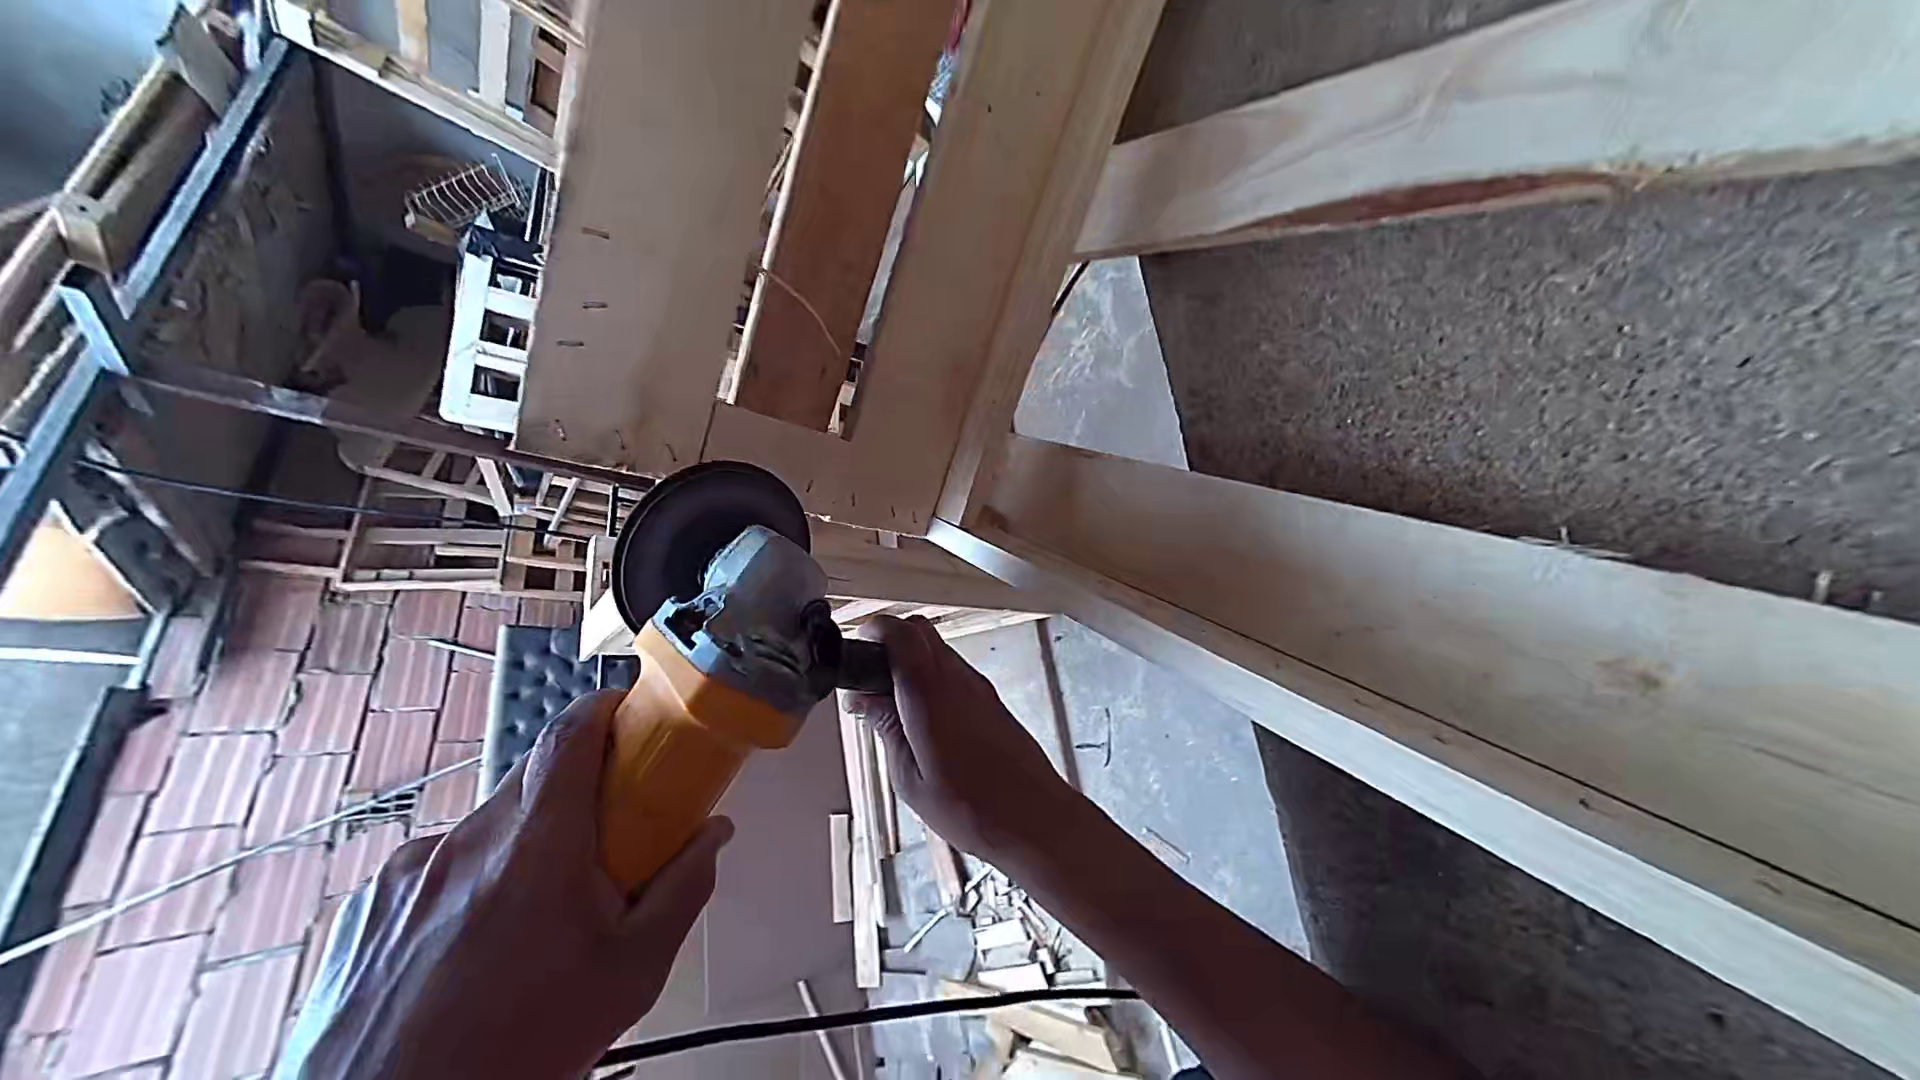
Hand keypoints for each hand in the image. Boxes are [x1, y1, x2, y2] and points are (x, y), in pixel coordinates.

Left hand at [275, 691, 732, 1079]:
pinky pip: (441, 862)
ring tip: (535, 912)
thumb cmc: (508, 1055)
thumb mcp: (631, 973)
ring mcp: (410, 871)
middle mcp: (468, 843)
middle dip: (579, 788)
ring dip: (525, 841)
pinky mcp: (370, 904)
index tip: (628, 714)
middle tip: (604, 834)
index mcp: (536, 847)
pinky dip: (473, 879)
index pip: (570, 734)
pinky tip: (477, 941)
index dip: (603, 708)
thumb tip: (712, 837)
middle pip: (537, 774)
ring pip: (491, 821)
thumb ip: (683, 889)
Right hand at [844, 615, 1084, 866]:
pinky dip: (931, 677)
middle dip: (889, 640)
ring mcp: (978, 686)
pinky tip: (921, 716)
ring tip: (891, 702)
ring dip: (911, 660)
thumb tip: (864, 702)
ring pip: (938, 649)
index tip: (858, 645)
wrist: (1034, 817)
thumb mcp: (909, 777)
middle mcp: (957, 680)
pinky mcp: (990, 699)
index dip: (874, 630)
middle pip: (920, 630)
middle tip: (869, 674)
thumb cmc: (975, 807)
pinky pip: (954, 670)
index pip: (900, 634)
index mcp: (929, 694)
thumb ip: (885, 729)